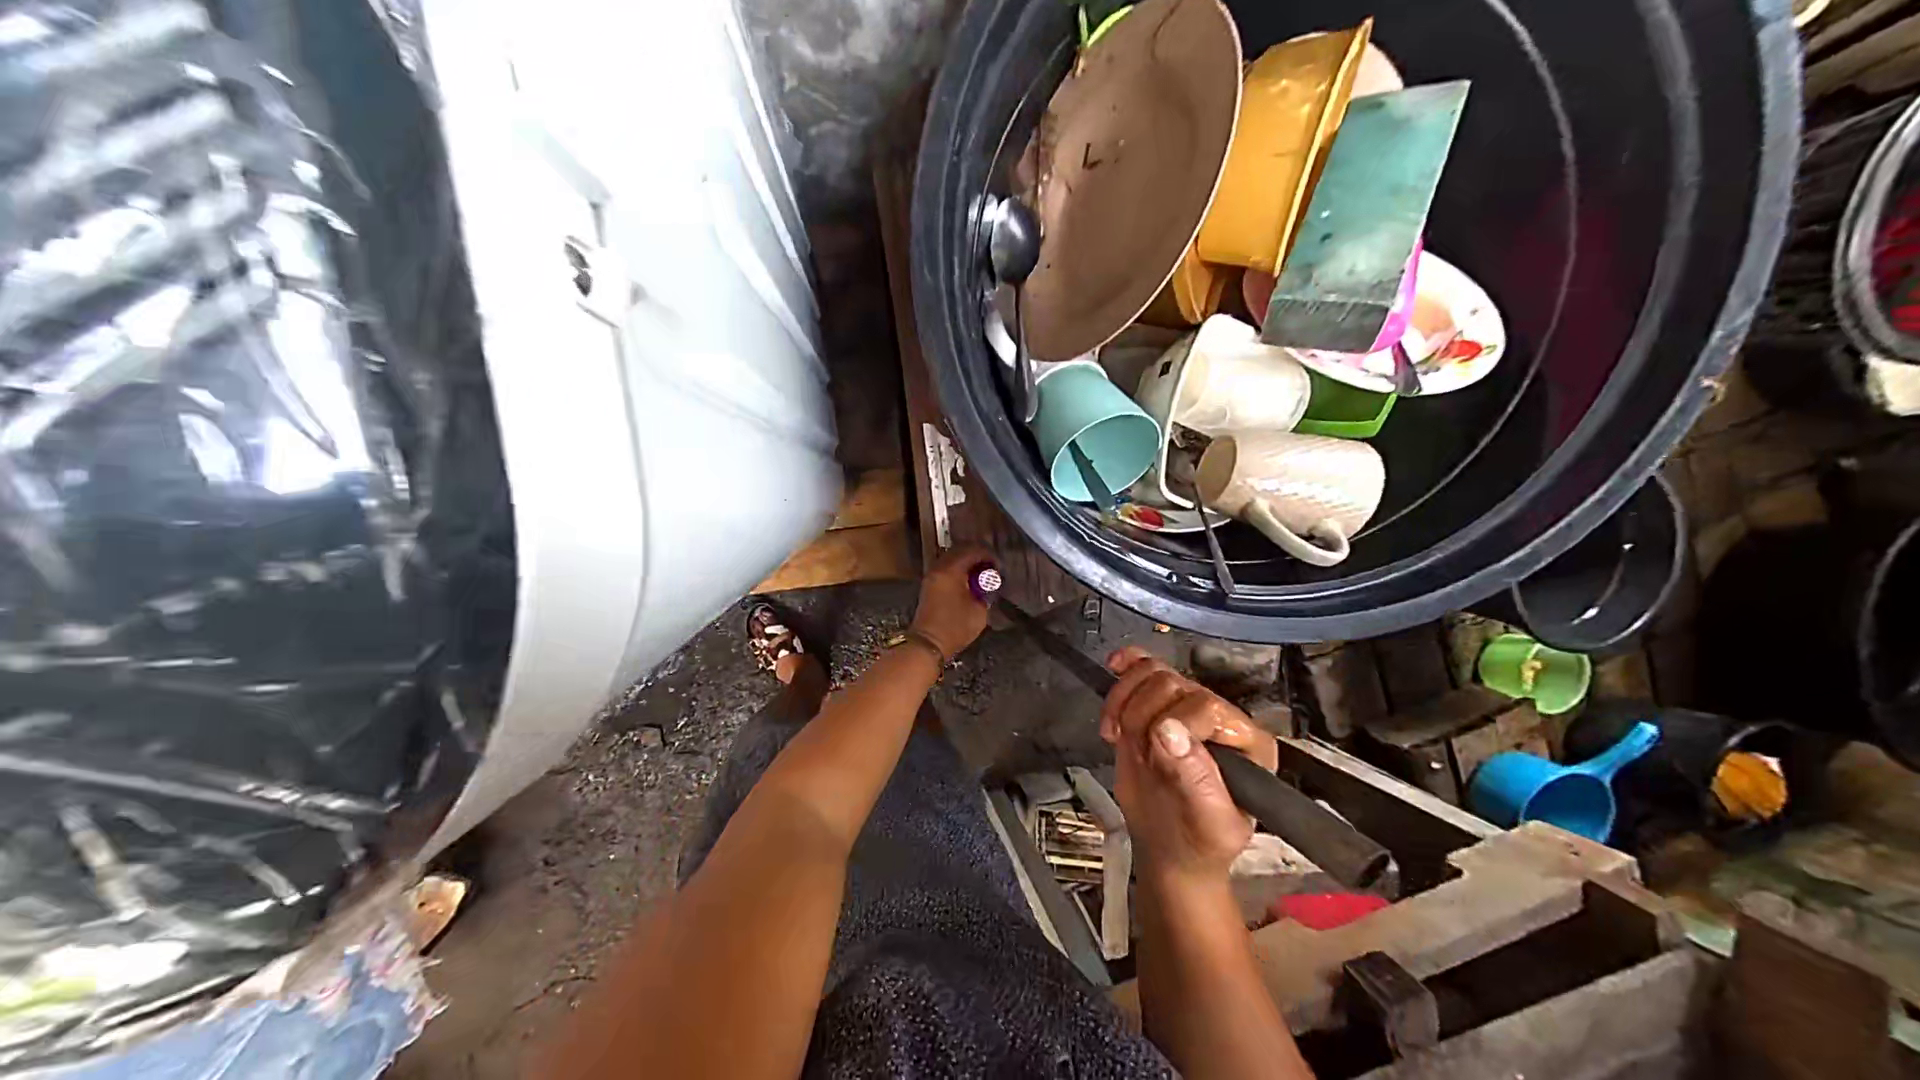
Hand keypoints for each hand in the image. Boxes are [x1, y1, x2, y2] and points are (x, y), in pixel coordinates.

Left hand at [908, 547, 992, 660]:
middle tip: (990, 566)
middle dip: (977, 555)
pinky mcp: (929, 585)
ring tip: (980, 573)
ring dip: (966, 562)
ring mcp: (931, 576)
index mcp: (951, 571)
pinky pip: (945, 568)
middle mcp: (939, 569)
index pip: (972, 551)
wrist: (928, 643)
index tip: (998, 565)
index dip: (988, 555)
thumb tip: (987, 584)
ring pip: (951, 558)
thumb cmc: (954, 628)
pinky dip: (958, 569)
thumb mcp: (979, 611)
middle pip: (959, 551)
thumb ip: (985, 592)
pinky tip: (968, 581)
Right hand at [1100, 647, 1277, 886]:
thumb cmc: (1201, 843)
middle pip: (1172, 683)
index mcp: (1246, 742)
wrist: (1172, 849)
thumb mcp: (1211, 824)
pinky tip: (1114, 669)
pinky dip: (1125, 667)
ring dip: (1124, 703)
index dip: (1174, 724)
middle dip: (1143, 717)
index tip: (1156, 754)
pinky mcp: (1155, 704)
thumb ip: (1195, 778)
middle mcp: (1218, 717)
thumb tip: (1167, 730)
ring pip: (1150, 674)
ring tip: (1123, 736)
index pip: (1207, 706)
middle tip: (1141, 754)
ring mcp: (1183, 707)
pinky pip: (1141, 668)